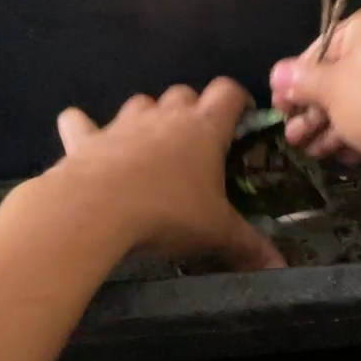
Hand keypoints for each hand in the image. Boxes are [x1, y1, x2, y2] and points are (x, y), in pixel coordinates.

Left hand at [47, 78, 284, 270]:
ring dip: (147, 115)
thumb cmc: (169, 212)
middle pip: (184, 93)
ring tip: (150, 142)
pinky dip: (83, 128)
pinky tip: (86, 140)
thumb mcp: (216, 232)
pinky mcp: (86, 138)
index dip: (237, 98)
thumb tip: (281, 268)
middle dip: (191, 108)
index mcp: (204, 128)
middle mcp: (166, 116)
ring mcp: (124, 124)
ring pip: (140, 103)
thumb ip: (249, 246)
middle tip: (196, 140)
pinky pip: (80, 122)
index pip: (228, 92)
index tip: (241, 114)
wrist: (97, 209)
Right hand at [269, 2, 360, 188]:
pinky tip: (341, 157)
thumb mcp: (331, 88)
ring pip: (360, 100)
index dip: (296, 79)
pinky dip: (360, 134)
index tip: (278, 106)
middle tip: (291, 137)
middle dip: (313, 110)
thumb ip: (302, 81)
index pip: (323, 46)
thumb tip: (277, 73)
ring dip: (331, 127)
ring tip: (309, 152)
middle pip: (342, 76)